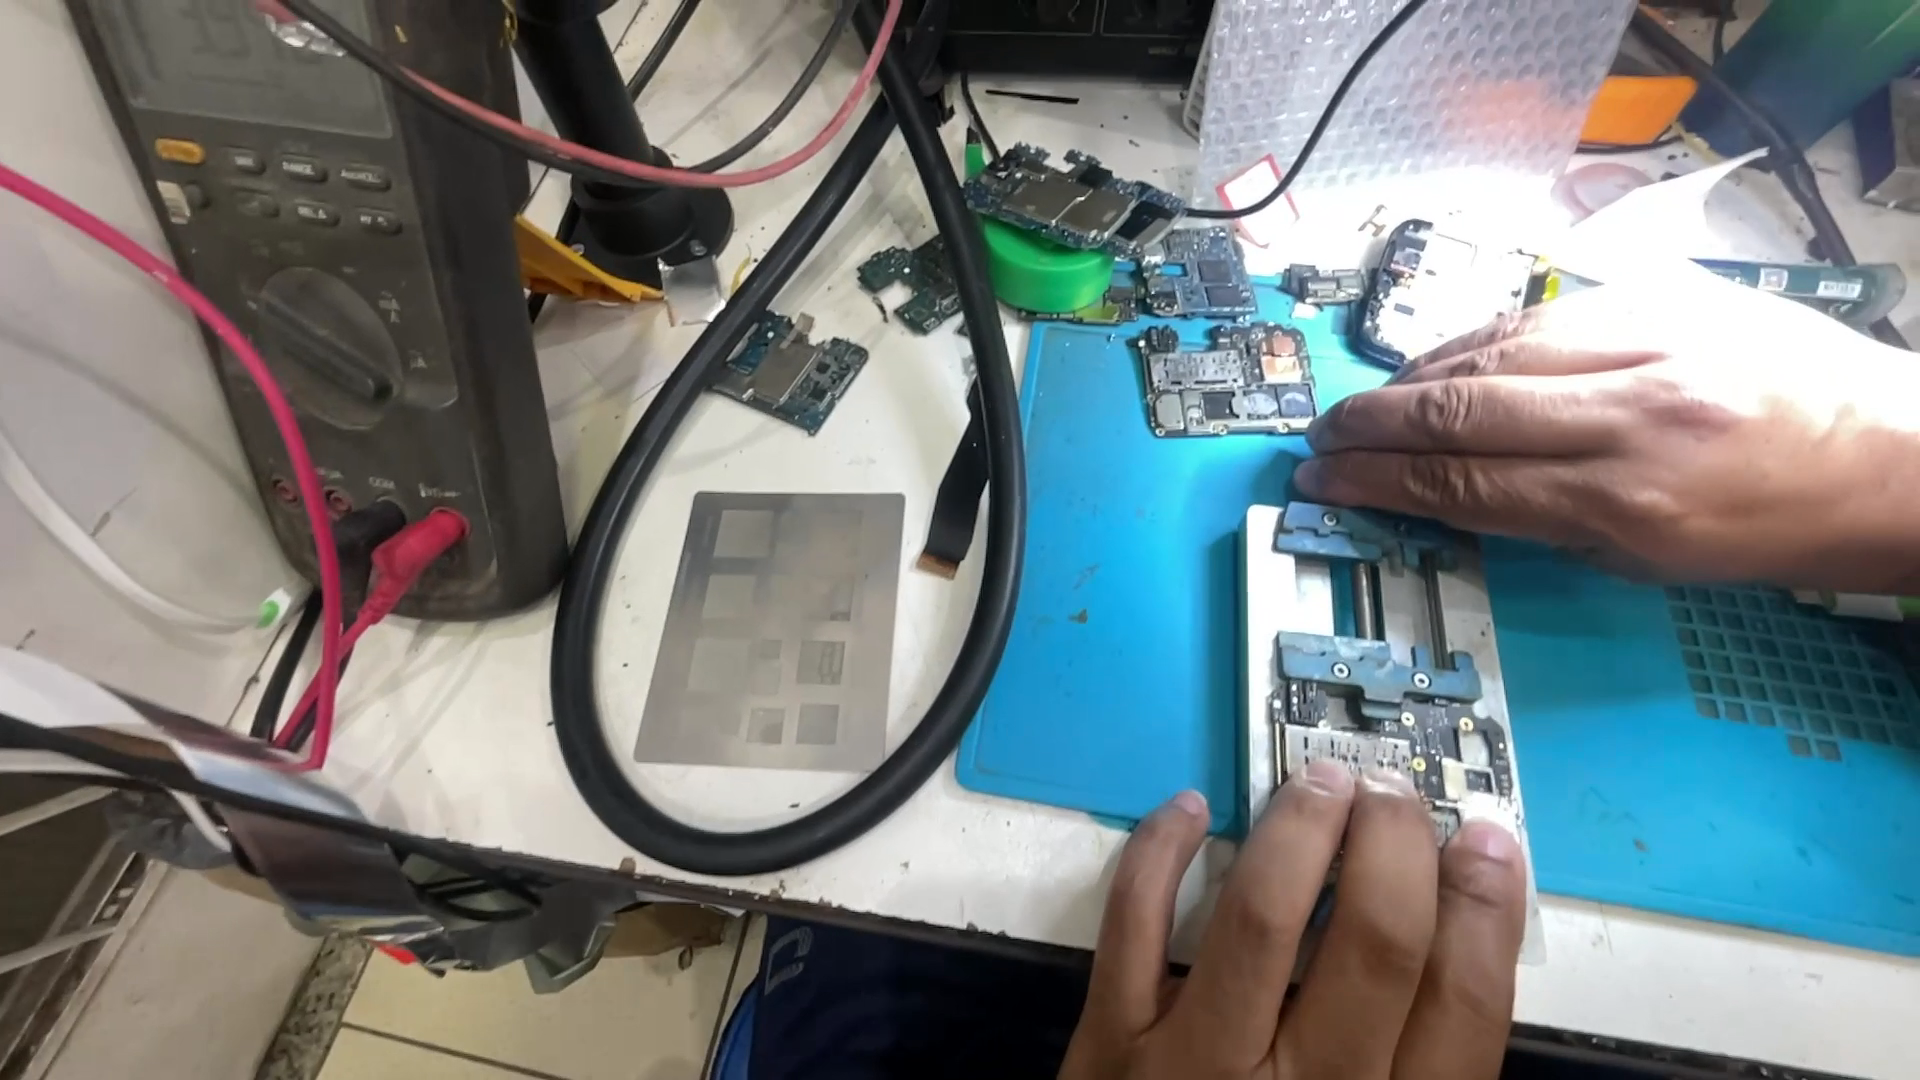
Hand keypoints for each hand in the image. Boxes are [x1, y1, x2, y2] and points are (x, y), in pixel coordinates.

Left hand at [1059, 766, 1526, 1079]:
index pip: (1462, 1011)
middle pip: (1370, 948)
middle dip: (1391, 849)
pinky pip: (1134, 922)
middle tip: (1389, 788)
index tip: (1486, 838)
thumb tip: (1450, 930)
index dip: (1483, 914)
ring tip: (1317, 779)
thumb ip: (1408, 1060)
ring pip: (1258, 921)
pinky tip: (1191, 806)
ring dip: (1294, 832)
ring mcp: (1193, 1058)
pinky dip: (1160, 853)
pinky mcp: (1111, 1033)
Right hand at [1296, 279, 1919, 590]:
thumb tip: (1424, 487)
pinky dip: (1459, 347)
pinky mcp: (1659, 291)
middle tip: (1320, 437)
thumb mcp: (1635, 555)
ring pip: (1481, 354)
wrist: (1904, 448)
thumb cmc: (1759, 528)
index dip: (1372, 481)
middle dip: (1368, 425)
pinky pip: (1524, 316)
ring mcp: (1650, 337)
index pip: (1458, 483)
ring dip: (1404, 384)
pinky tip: (1429, 368)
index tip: (1320, 481)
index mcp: (1629, 495)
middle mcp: (1634, 409)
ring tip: (1366, 409)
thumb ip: (1523, 515)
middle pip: (1456, 410)